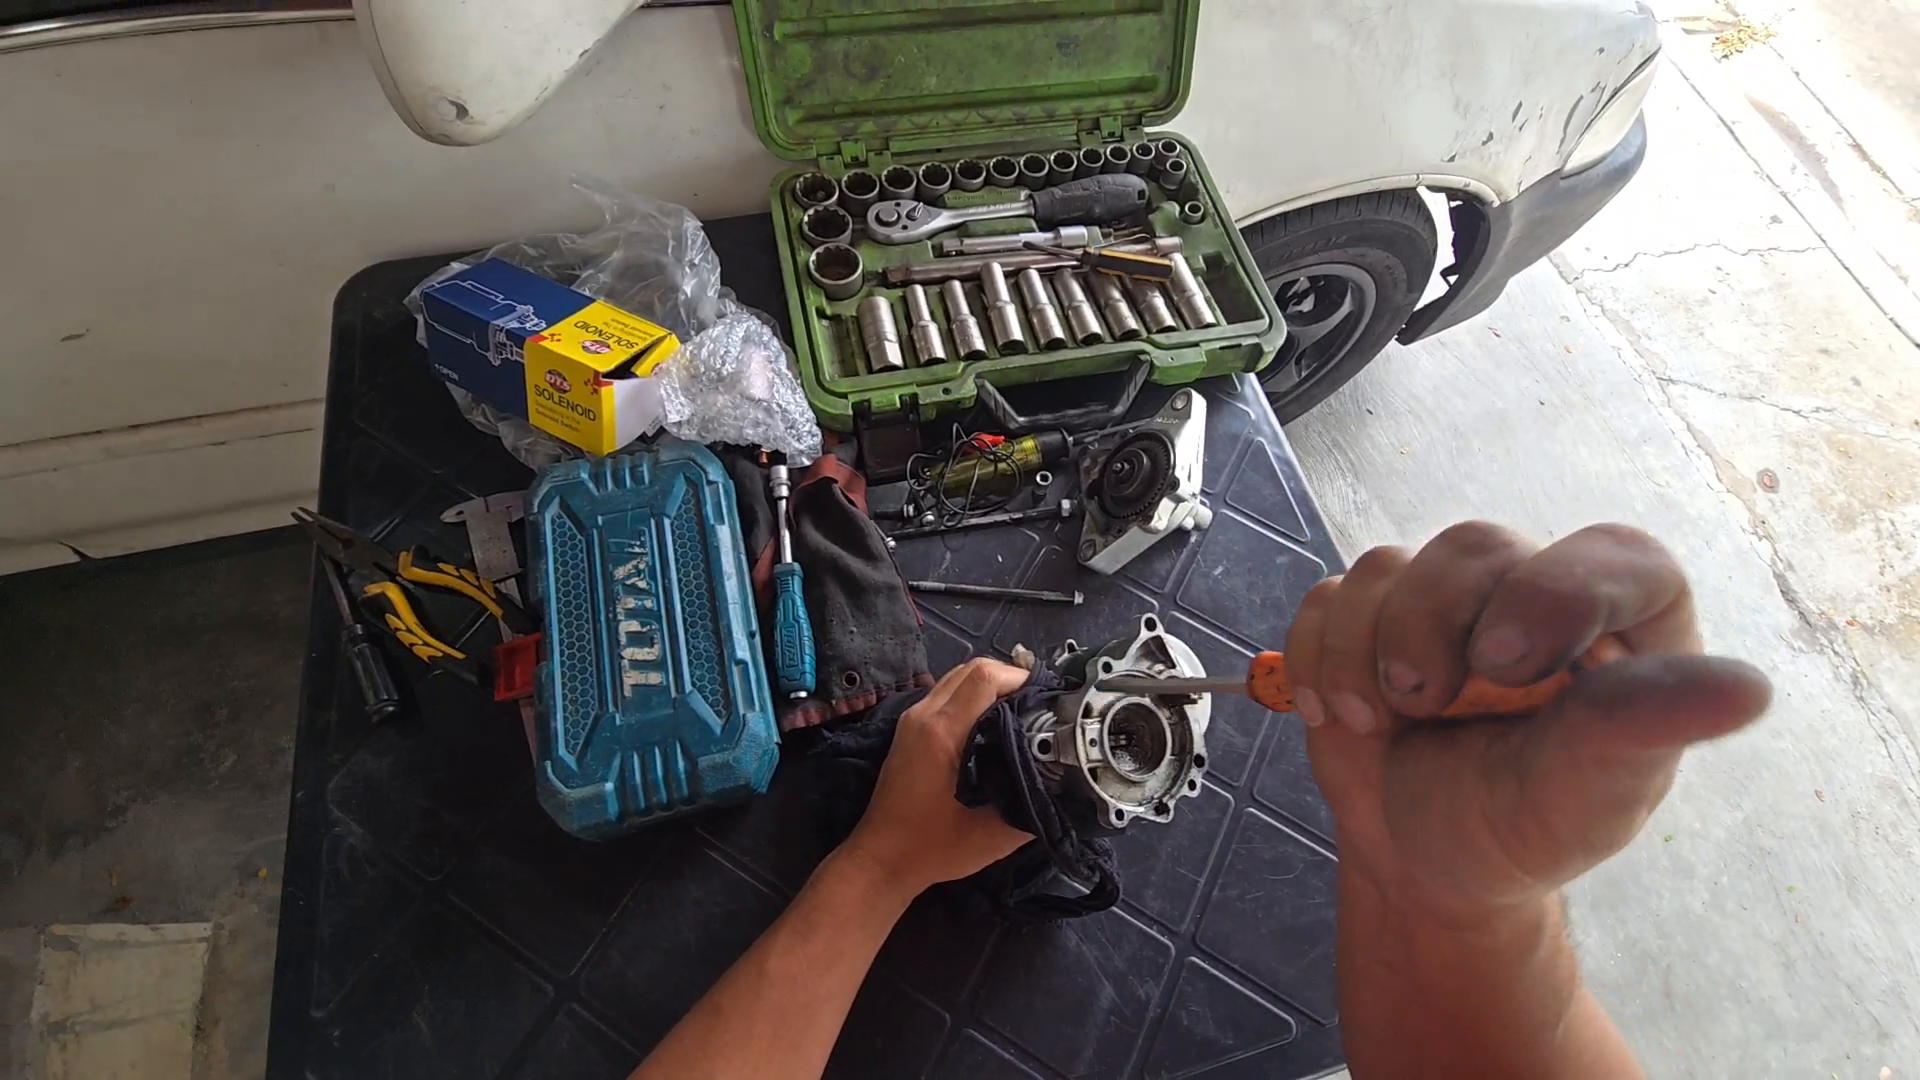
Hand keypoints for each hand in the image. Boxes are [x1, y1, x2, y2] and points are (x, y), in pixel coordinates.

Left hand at [841, 658, 1033, 899]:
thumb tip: (1064, 783)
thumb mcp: (992, 835)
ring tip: (1019, 710)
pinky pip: (946, 692)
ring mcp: (912, 718)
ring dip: (989, 684)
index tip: (1045, 700)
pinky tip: (992, 722)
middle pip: (971, 668)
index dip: (1019, 679)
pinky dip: (972, 695)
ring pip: (957, 677)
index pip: (984, 678)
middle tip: (1037, 704)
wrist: (881, 859)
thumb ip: (1030, 805)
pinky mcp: (909, 727)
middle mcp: (924, 715)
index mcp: (942, 733)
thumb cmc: (933, 847)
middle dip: (1009, 678)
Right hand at [1286, 522, 1771, 920]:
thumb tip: (1743, 689)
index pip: (1613, 556)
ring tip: (1369, 721)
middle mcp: (1523, 597)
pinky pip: (1324, 598)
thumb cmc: (1512, 830)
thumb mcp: (1579, 798)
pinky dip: (1314, 655)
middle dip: (1427, 626)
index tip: (1506, 668)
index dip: (1556, 590)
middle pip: (1471, 546)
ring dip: (1357, 649)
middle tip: (1420, 703)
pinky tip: (1331, 711)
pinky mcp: (1360, 616)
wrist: (1413, 850)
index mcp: (1615, 633)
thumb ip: (1632, 734)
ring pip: (1384, 565)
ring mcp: (1433, 602)